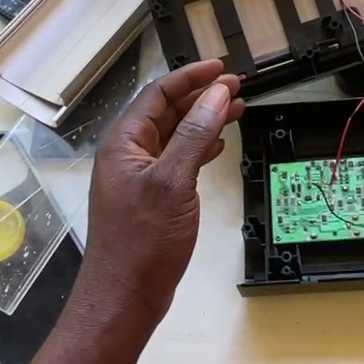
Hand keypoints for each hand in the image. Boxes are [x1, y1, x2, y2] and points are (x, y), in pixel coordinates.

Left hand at [79, 60, 243, 325]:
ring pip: (174, 135)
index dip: (191, 77)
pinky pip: (176, 159)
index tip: (223, 67)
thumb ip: (194, 134)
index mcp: (124, 142)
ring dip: (204, 121)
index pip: (159, 94)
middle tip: (238, 86)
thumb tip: (217, 93)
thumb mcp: (173, 181)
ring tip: (238, 110)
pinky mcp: (152, 197)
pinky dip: (198, 148)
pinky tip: (218, 145)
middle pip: (166, 111)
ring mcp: (139, 176)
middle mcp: (129, 153)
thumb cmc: (145, 239)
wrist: (125, 297)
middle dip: (201, 96)